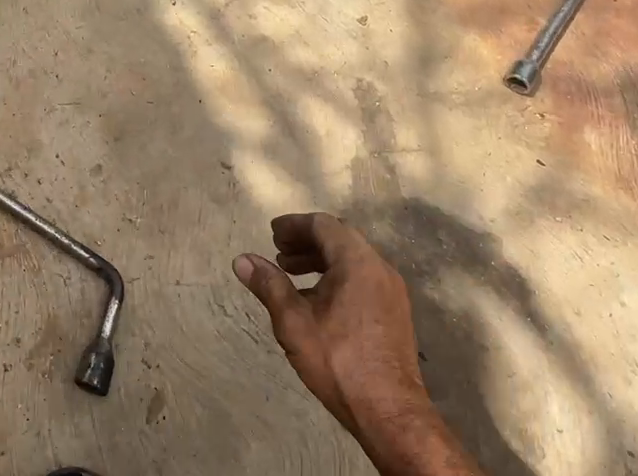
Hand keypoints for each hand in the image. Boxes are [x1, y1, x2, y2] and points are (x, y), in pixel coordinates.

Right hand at [235, 214, 428, 435]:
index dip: (294, 225)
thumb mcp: (293, 321)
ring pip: (353, 259)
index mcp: (357, 262)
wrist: (390, 412)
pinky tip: (318, 300)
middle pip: (340, 238)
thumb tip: (241, 260)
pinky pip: (363, 278)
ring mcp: (392, 291)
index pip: (323, 225)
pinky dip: (337, 276)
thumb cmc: (338, 360)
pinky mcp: (395, 312)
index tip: (272, 234)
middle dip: (306, 241)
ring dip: (321, 259)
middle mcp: (380, 268)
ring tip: (292, 274)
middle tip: (279, 253)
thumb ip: (268, 284)